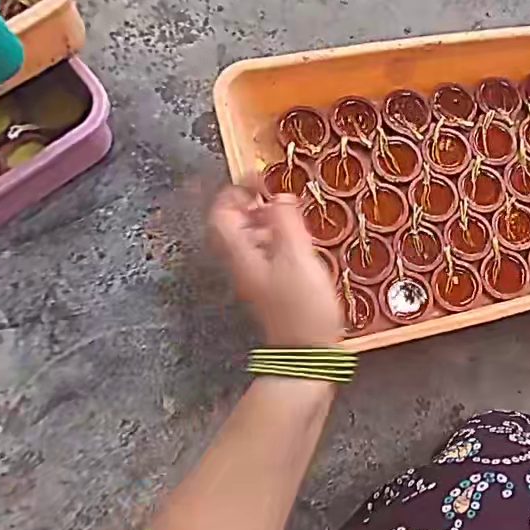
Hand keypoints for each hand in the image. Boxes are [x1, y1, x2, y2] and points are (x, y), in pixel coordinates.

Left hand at [208, 184, 342, 348]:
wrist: (308, 352)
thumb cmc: (303, 306)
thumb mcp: (298, 257)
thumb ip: (286, 221)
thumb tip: (279, 195)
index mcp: (241, 254)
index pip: (222, 213)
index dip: (237, 191)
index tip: (261, 177)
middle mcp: (242, 264)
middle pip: (235, 224)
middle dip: (253, 203)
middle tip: (278, 193)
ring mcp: (256, 276)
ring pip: (252, 238)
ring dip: (268, 220)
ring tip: (293, 213)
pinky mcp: (272, 286)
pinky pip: (267, 252)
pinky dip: (279, 239)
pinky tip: (300, 241)